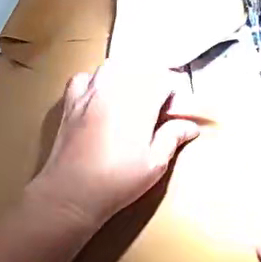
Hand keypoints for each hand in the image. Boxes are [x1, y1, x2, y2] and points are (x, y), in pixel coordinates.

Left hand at [25, 61, 200, 229]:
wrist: (69, 194)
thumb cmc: (117, 181)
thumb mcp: (154, 165)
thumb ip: (172, 138)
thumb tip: (190, 126)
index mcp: (139, 102)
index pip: (164, 78)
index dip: (174, 93)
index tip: (173, 112)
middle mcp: (114, 89)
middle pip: (139, 67)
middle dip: (152, 81)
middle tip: (156, 106)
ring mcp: (89, 94)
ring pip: (112, 67)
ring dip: (126, 76)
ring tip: (131, 99)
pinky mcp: (70, 103)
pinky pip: (84, 78)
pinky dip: (94, 82)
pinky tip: (99, 98)